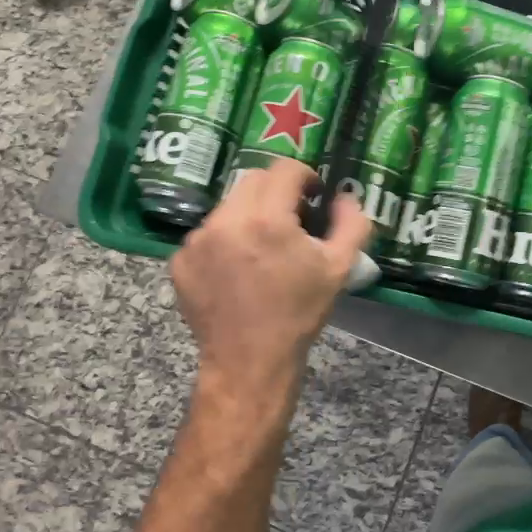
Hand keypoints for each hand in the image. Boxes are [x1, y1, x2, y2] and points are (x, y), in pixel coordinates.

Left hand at [171, 159, 369, 431]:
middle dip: (276, 192)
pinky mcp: (180, 260)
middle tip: (292, 220)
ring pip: (229, 206)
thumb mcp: (339, 268)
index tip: (313, 196)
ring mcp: (197, 240)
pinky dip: (226, 240)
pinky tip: (239, 270)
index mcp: (267, 219)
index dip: (305, 176)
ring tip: (263, 249)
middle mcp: (226, 221)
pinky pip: (208, 234)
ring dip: (249, 215)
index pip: (285, 169)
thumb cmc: (298, 314)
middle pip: (253, 180)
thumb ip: (351, 223)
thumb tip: (345, 196)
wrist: (249, 362)